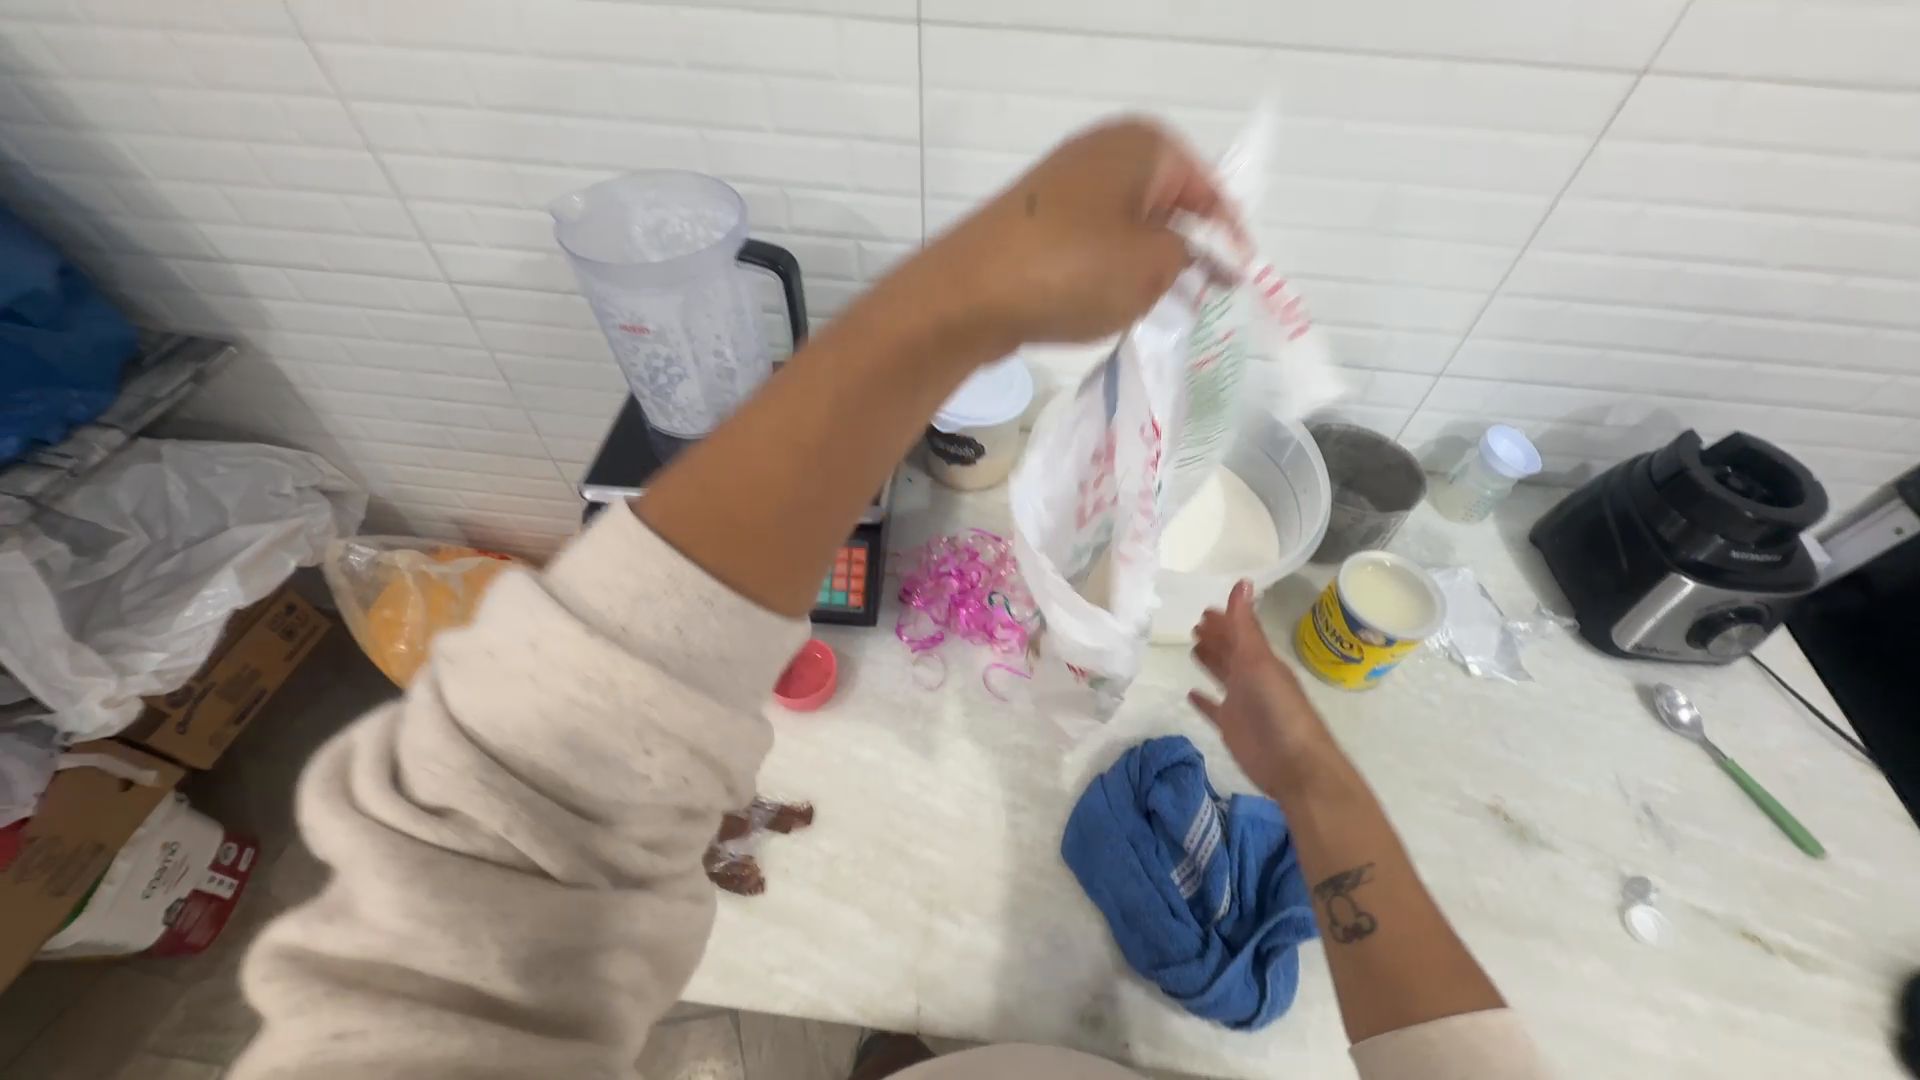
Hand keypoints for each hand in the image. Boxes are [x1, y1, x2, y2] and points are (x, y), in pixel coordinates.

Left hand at [926, 117, 1246, 347]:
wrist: (967, 296)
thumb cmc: (1071, 270)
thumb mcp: (1154, 265)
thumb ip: (1190, 258)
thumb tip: (1189, 258)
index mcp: (1142, 145)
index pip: (1208, 190)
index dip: (1228, 240)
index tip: (1238, 285)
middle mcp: (1101, 155)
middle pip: (1165, 210)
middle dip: (1182, 256)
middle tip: (1194, 302)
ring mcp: (1062, 192)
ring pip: (1125, 236)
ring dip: (1140, 273)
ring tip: (1144, 311)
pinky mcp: (1034, 230)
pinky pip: (1088, 253)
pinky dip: (1101, 280)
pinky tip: (1099, 310)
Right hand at [1189, 581, 1332, 797]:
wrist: (1294, 764)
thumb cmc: (1278, 708)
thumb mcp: (1259, 660)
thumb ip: (1245, 625)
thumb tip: (1242, 582)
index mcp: (1261, 659)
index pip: (1240, 632)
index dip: (1225, 619)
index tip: (1204, 609)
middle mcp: (1252, 677)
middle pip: (1231, 651)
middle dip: (1216, 637)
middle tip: (1195, 624)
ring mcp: (1241, 703)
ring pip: (1223, 675)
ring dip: (1210, 661)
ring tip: (1192, 647)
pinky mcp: (1231, 728)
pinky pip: (1213, 709)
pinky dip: (1203, 700)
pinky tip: (1190, 693)